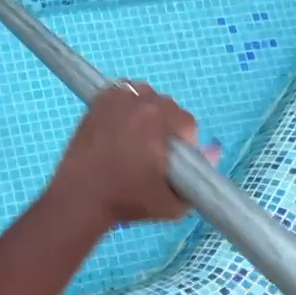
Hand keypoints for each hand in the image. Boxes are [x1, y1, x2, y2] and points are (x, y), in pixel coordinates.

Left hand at [49, 82, 202, 227]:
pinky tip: (121, 126)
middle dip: (165, 126)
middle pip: (166, 106)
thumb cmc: (128, 200)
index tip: (172, 162)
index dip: (184, 144)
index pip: (187, 122)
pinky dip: (125, 104)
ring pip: (144, 96)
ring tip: (137, 138)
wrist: (81, 197)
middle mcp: (139, 100)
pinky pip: (121, 93)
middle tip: (152, 153)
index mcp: (160, 118)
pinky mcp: (96, 102)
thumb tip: (214, 150)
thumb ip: (200, 175)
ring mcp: (114, 98)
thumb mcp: (173, 201)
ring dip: (147, 112)